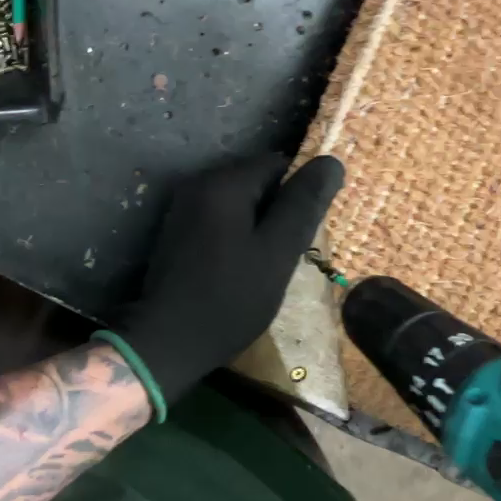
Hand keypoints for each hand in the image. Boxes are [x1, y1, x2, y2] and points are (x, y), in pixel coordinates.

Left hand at [111, 155, 342, 403]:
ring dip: (259, 224)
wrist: (168, 340)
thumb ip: (303, 205)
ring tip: (270, 262)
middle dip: (279, 208)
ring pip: (239, 201)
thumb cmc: (230, 297)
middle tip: (291, 251)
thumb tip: (331, 161)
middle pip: (256, 180)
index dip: (301, 191)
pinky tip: (244, 266)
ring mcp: (183, 206)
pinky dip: (238, 234)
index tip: (311, 228)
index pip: (278, 163)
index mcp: (223, 182)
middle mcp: (198, 183)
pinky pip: (219, 217)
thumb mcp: (277, 252)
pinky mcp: (178, 229)